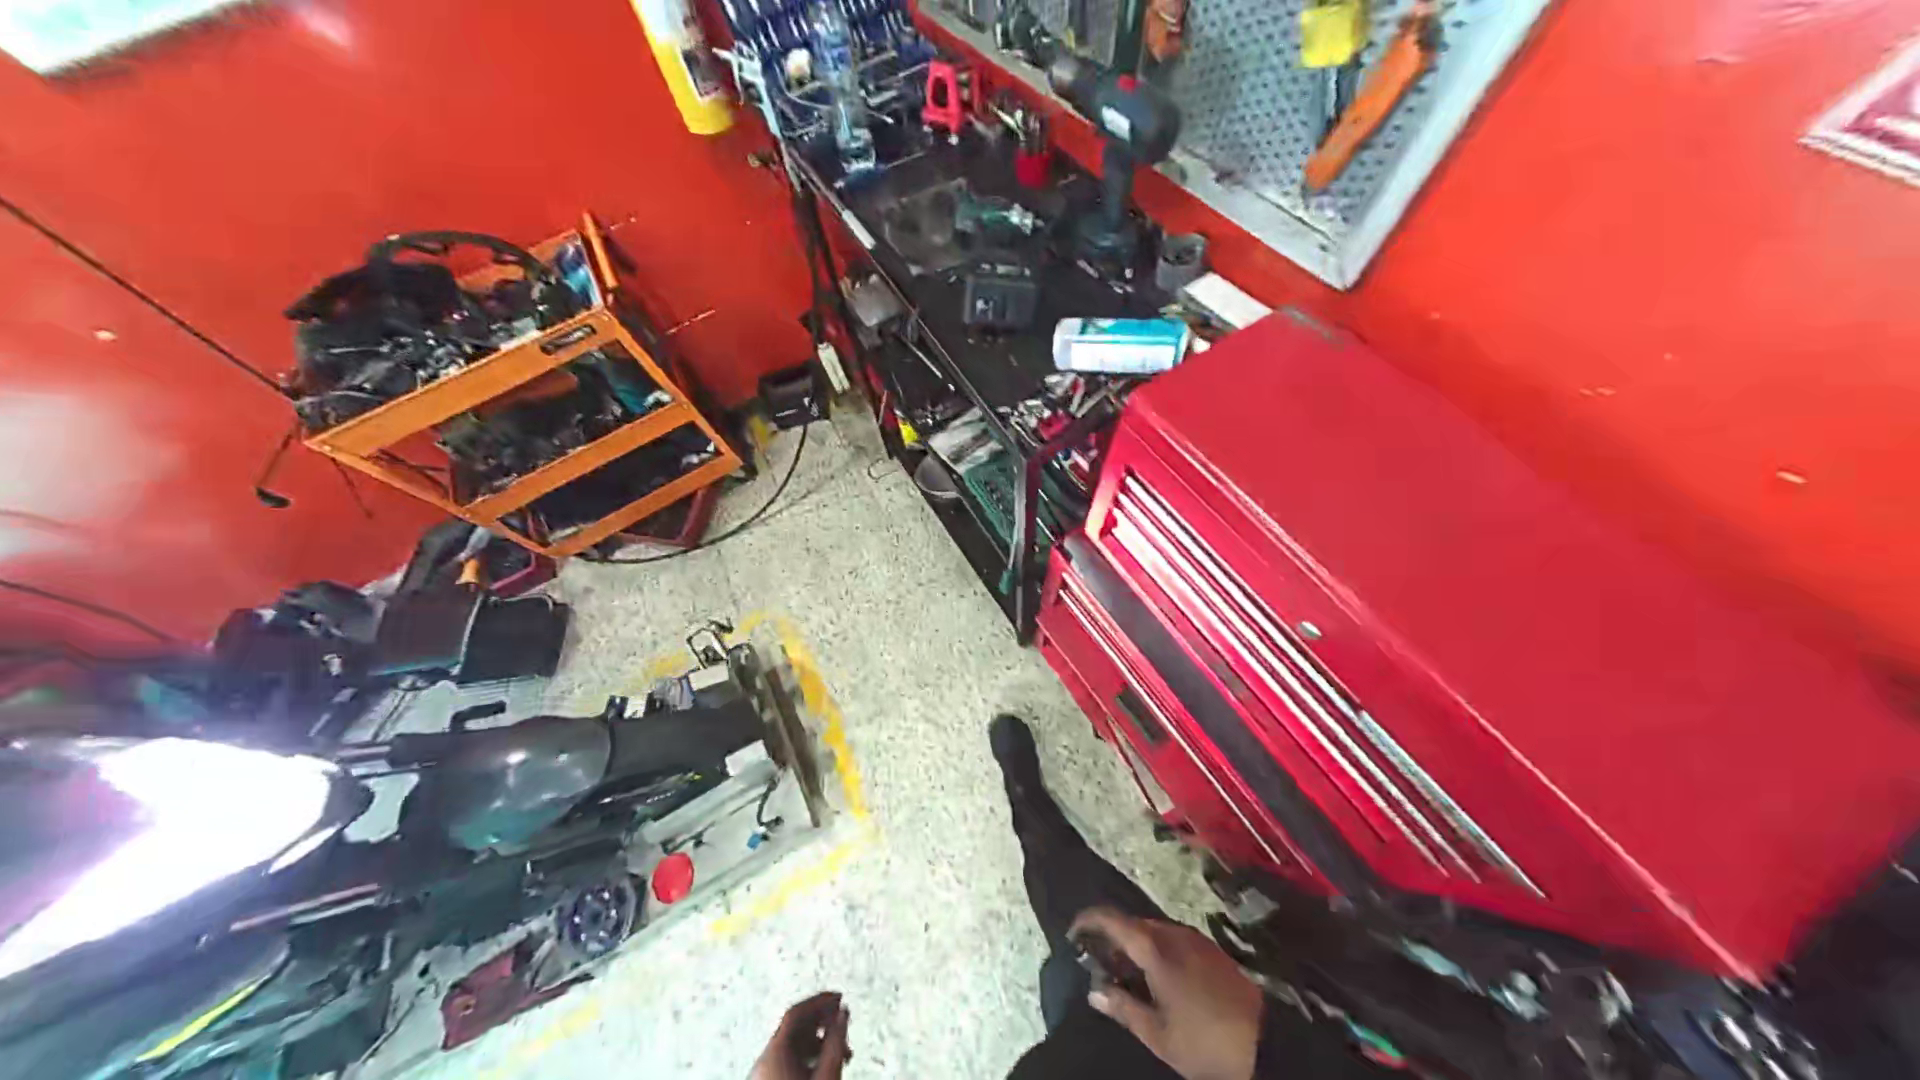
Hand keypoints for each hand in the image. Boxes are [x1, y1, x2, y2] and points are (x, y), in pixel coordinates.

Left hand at [749, 991, 851, 1079]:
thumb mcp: (826, 1075)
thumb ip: (837, 1042)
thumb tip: (844, 1013)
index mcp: (775, 1052)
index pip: (796, 1012)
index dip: (819, 1000)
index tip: (839, 996)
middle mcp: (764, 1060)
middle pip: (794, 1027)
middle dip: (822, 1020)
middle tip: (842, 1018)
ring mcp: (763, 1075)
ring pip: (791, 1045)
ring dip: (818, 1041)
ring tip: (840, 1050)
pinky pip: (786, 1060)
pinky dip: (807, 1056)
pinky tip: (824, 1066)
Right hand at [1071, 908, 1264, 1079]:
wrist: (1269, 1044)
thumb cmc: (1205, 1041)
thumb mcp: (1158, 1034)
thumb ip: (1123, 1007)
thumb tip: (1094, 990)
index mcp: (1154, 948)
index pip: (1110, 918)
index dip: (1087, 920)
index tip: (1072, 935)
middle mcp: (1172, 933)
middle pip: (1131, 923)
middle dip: (1110, 938)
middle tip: (1097, 965)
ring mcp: (1194, 939)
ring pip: (1152, 931)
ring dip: (1133, 945)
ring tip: (1124, 975)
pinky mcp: (1210, 950)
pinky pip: (1171, 940)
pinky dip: (1154, 950)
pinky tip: (1155, 978)